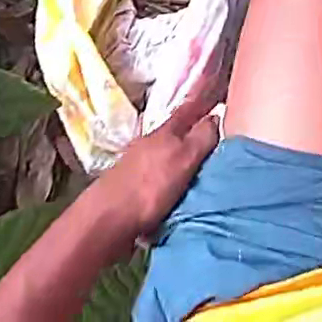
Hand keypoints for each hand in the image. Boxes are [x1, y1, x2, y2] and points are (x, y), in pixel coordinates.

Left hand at [92, 87, 221, 236]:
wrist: (104, 221)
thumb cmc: (150, 187)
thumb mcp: (184, 159)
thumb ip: (201, 137)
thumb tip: (216, 116)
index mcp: (166, 131)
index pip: (188, 110)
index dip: (202, 104)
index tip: (217, 101)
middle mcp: (150, 142)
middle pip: (176, 133)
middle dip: (192, 133)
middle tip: (214, 140)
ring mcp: (136, 164)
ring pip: (165, 156)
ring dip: (178, 160)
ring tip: (197, 171)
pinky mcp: (129, 188)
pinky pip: (155, 179)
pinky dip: (166, 182)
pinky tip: (172, 193)